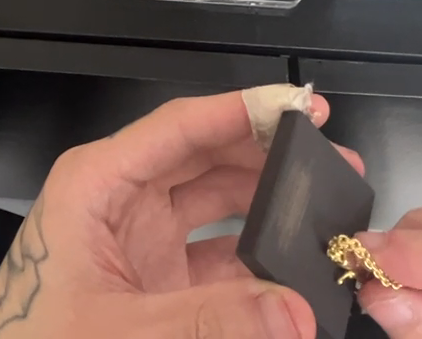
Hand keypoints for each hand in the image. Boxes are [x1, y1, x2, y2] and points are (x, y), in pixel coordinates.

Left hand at [0, 90, 363, 338]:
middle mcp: (120, 195)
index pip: (179, 127)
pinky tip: (290, 264)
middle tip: (324, 157)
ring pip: (213, 198)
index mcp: (97, 181)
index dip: (241, 111)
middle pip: (203, 155)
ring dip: (265, 200)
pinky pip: (213, 252)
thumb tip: (293, 309)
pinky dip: (253, 256)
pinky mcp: (153, 275)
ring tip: (318, 204)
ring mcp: (139, 235)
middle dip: (264, 153)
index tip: (295, 104)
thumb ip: (207, 322)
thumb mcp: (118, 331)